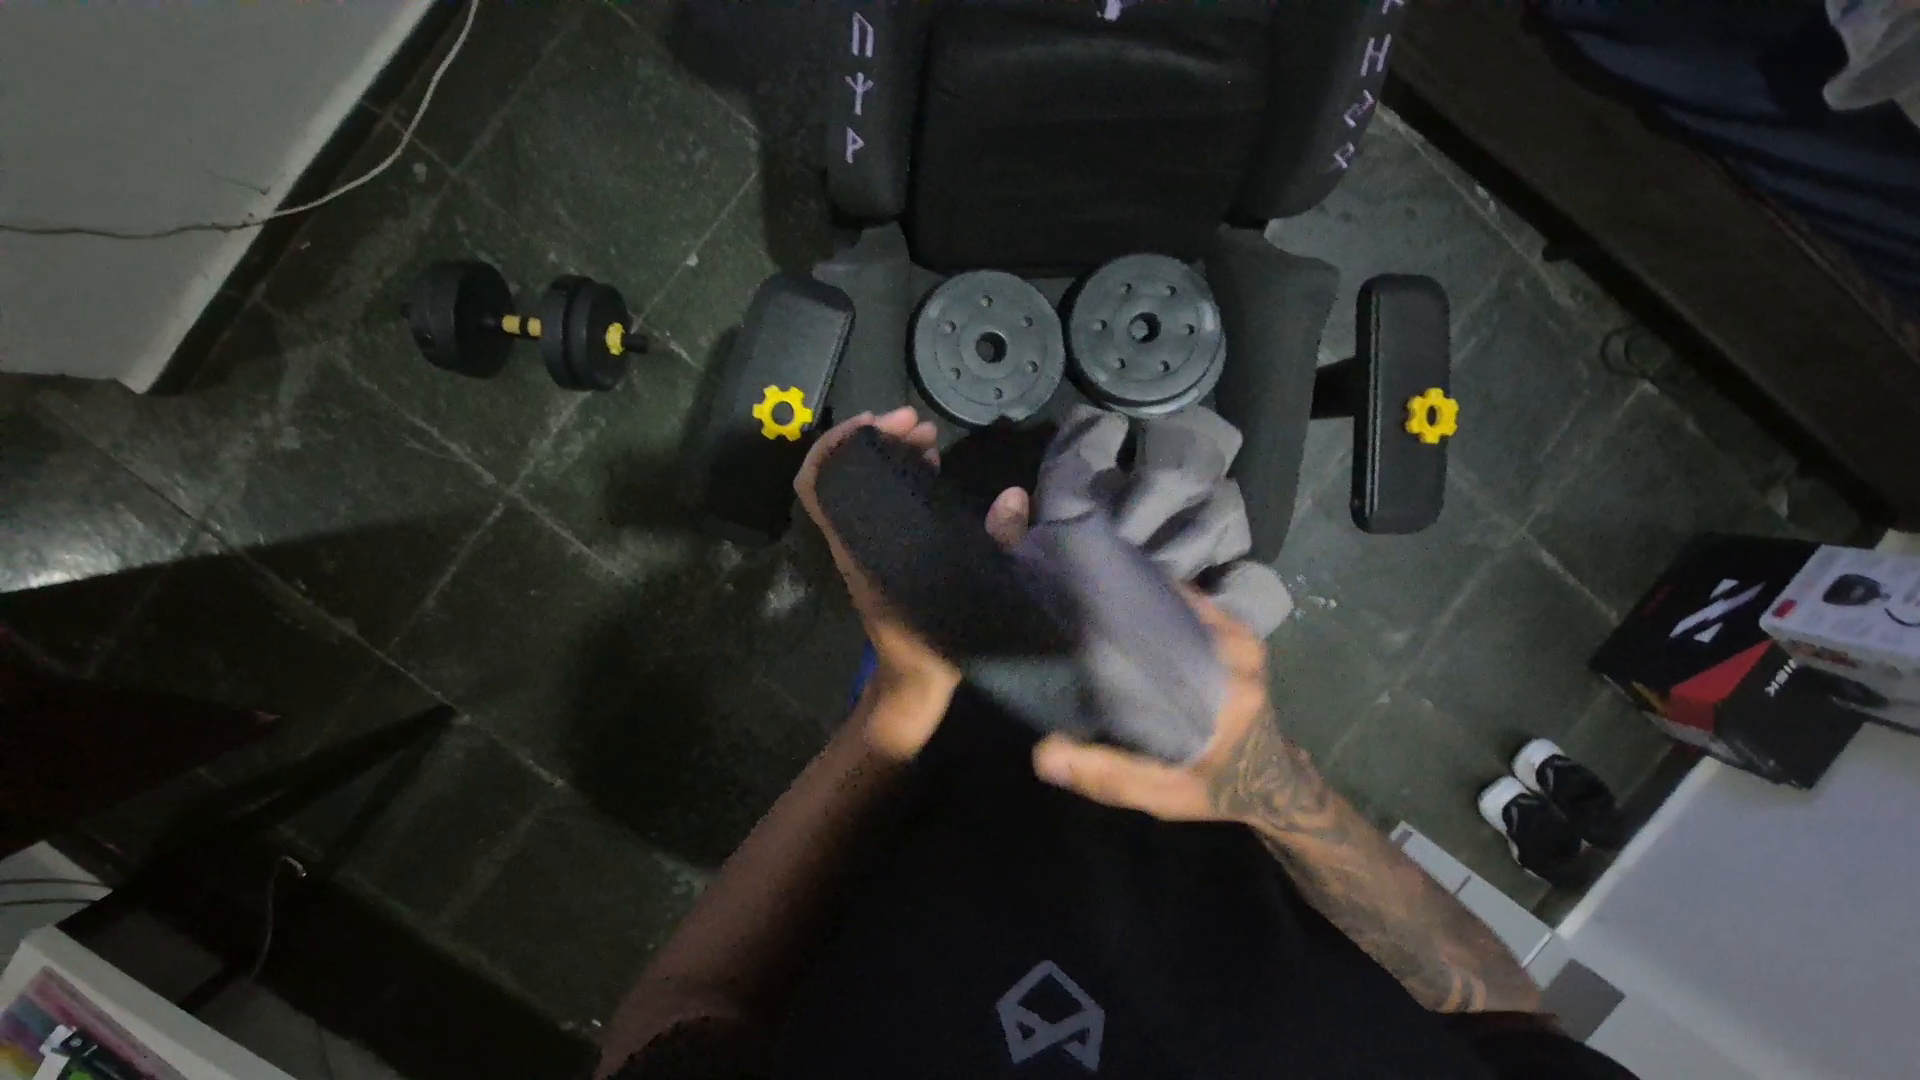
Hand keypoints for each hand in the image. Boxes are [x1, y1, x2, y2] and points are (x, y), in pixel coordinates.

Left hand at [795, 407, 1029, 759]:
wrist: (913, 687)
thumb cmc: (932, 648)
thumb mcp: (969, 601)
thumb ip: (994, 549)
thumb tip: (1015, 496)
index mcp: (860, 550)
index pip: (818, 486)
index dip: (836, 445)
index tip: (877, 424)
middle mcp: (855, 541)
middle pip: (842, 474)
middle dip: (876, 438)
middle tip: (918, 425)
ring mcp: (867, 544)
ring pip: (860, 484)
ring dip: (888, 453)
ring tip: (927, 436)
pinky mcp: (883, 550)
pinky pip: (879, 500)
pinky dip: (899, 474)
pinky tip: (930, 466)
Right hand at [1030, 588, 1321, 827]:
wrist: (1274, 786)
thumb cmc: (1218, 789)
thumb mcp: (1165, 794)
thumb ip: (1109, 776)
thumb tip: (1045, 756)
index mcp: (1229, 686)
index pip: (1167, 632)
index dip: (1123, 616)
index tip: (1081, 608)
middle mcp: (1240, 652)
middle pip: (1174, 610)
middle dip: (1128, 606)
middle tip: (1082, 609)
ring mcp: (1244, 640)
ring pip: (1183, 606)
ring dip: (1145, 605)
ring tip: (1100, 608)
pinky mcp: (1243, 638)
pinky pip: (1196, 609)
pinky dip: (1164, 608)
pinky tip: (1131, 617)